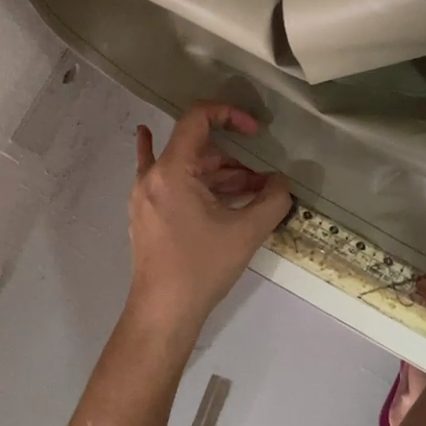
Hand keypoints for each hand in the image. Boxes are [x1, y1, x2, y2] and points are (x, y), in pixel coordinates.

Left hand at [126, 103, 292, 331]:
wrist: (163, 312)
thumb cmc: (202, 267)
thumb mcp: (247, 232)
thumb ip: (273, 200)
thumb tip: (281, 183)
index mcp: (171, 171)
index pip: (197, 119)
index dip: (230, 114)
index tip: (256, 132)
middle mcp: (152, 177)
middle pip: (197, 149)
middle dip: (235, 162)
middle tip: (263, 185)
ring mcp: (144, 197)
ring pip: (186, 170)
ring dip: (218, 176)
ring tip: (248, 194)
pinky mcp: (146, 215)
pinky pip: (162, 181)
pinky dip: (172, 167)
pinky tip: (144, 136)